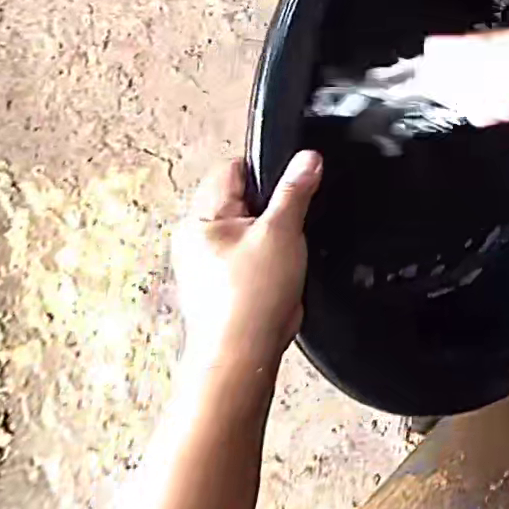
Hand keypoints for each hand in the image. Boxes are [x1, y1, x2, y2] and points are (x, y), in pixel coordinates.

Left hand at [171, 152, 321, 372]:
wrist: (245, 350)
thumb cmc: (249, 296)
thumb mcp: (282, 229)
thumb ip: (296, 189)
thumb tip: (308, 158)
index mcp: (200, 220)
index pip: (233, 169)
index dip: (268, 168)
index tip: (295, 178)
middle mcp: (200, 238)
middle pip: (246, 196)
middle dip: (275, 201)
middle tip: (293, 216)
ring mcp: (214, 260)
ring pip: (255, 223)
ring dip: (277, 227)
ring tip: (289, 243)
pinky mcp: (233, 278)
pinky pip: (259, 247)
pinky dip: (276, 249)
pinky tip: (287, 261)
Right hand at [420, 23, 508, 155]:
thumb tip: (477, 87)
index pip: (495, 44)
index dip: (460, 52)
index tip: (429, 54)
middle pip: (500, 55)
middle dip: (465, 65)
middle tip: (431, 71)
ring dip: (483, 82)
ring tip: (453, 90)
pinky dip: (506, 97)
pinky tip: (494, 107)